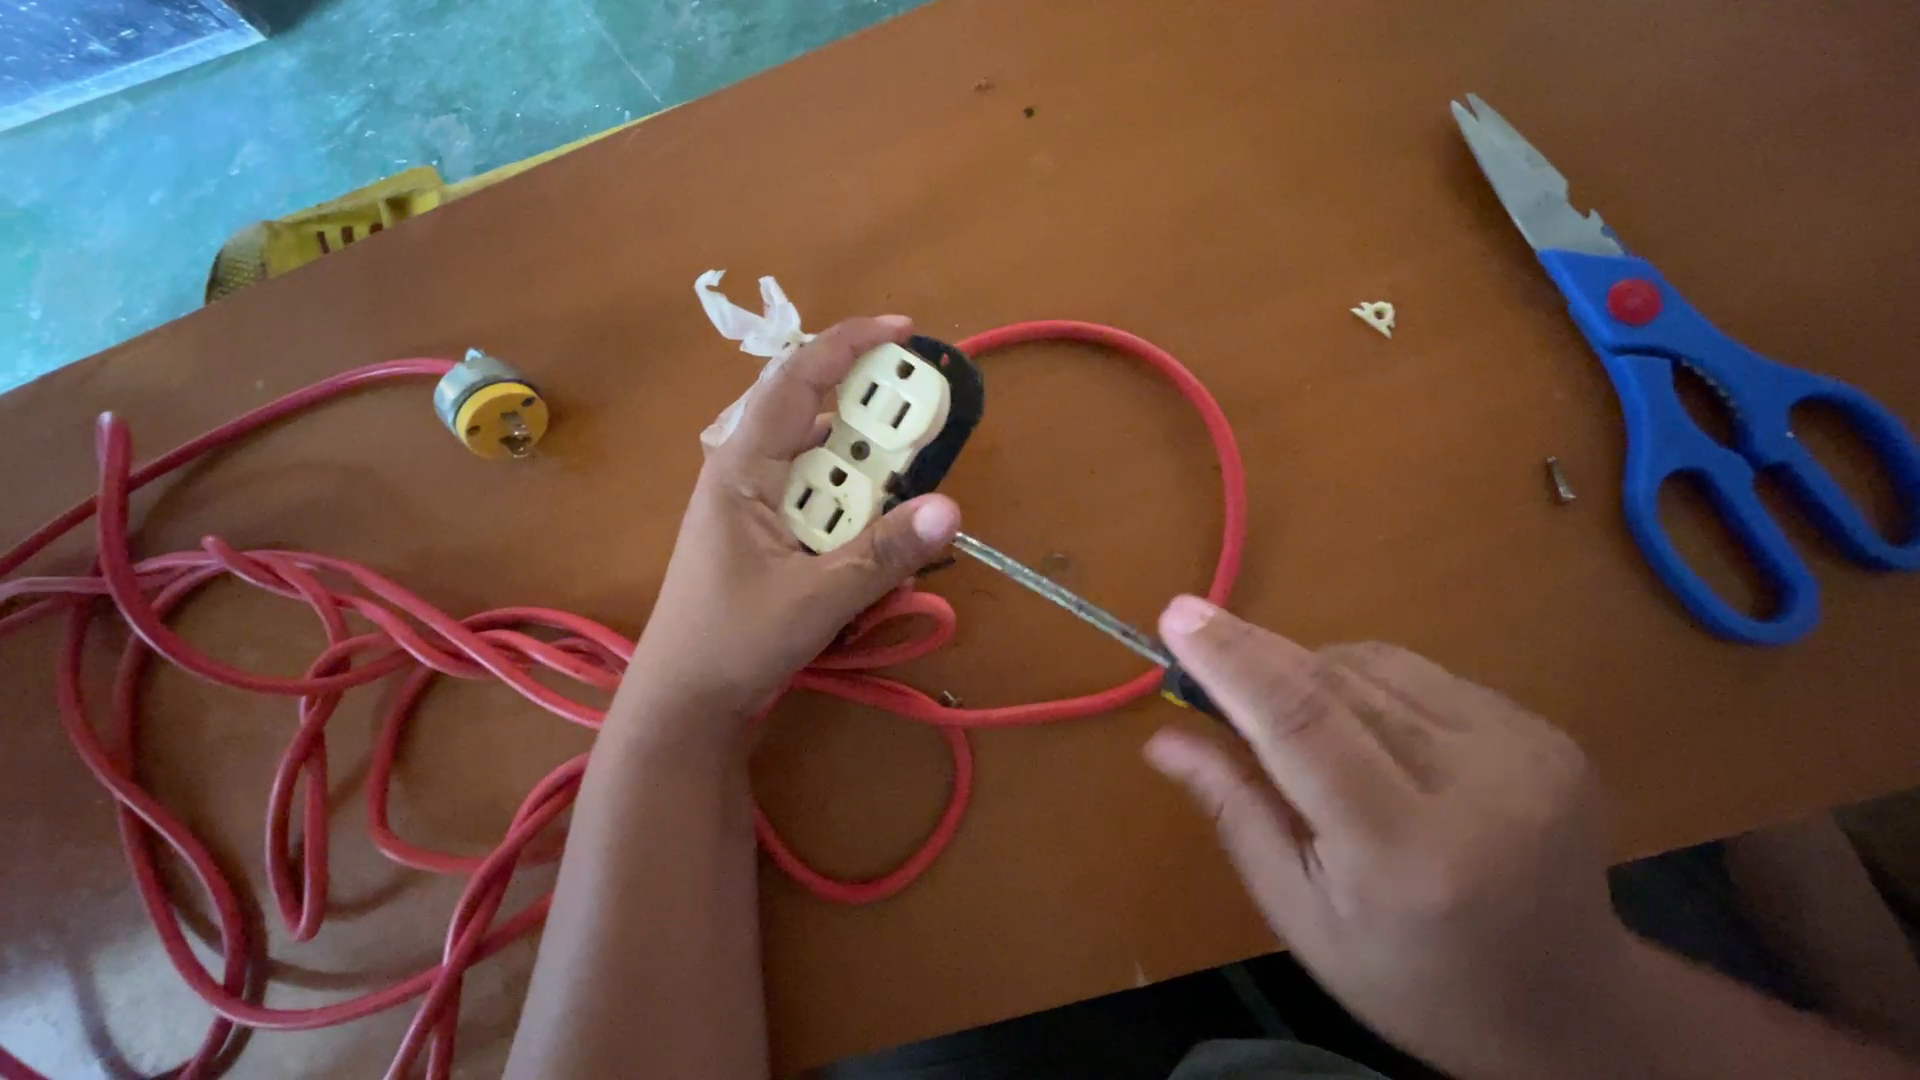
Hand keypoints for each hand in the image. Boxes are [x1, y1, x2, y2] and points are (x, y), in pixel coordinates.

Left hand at [616, 316, 961, 740]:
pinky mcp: (769, 536)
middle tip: (925, 427)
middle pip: (816, 418)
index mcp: (742, 467)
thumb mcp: (816, 597)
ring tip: (906, 493)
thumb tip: (952, 508)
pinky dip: (855, 511)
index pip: (795, 381)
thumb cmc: (733, 641)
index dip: (849, 345)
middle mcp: (748, 473)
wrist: (685, 700)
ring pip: (823, 464)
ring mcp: (758, 505)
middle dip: (873, 418)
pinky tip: (878, 541)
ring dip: (867, 473)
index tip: (904, 331)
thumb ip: (883, 553)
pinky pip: (822, 504)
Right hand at [1143, 597, 1630, 1077]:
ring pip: (1375, 664)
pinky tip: (1349, 718)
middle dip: (1252, 649)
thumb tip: (1161, 737)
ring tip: (1274, 700)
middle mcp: (1477, 785)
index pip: (1304, 726)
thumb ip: (1234, 811)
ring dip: (1304, 665)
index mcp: (1404, 852)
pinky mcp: (1542, 729)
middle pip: (1337, 681)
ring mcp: (1523, 749)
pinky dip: (1360, 679)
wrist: (1569, 1003)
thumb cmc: (1407, 975)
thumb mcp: (1299, 912)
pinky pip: (1419, 674)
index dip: (1234, 663)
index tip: (1177, 616)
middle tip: (1191, 623)